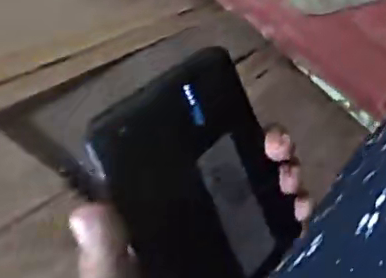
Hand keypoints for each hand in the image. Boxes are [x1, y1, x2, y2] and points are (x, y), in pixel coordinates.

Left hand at [70, 127, 312, 277]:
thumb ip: (106, 254)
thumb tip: (84, 209)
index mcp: (176, 210)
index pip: (208, 159)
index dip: (233, 136)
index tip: (248, 128)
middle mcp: (213, 213)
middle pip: (251, 164)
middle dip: (273, 147)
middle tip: (279, 148)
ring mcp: (242, 236)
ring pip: (274, 186)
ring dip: (290, 172)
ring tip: (291, 180)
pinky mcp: (265, 257)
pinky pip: (290, 224)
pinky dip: (301, 209)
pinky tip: (301, 208)